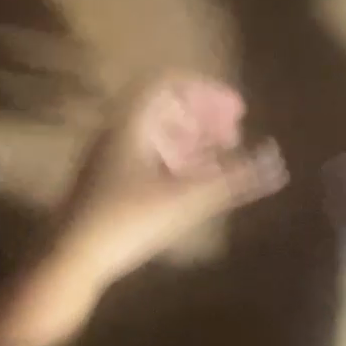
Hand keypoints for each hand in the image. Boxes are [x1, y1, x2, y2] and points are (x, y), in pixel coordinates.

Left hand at [52, 74, 287, 283]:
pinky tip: (192, 188)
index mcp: (130, 125)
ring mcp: (108, 162)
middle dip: (203, 118)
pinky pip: (145, 162)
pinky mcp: (105, 188)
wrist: (68, 261)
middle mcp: (116, 135)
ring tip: (220, 160)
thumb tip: (276, 163)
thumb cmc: (124, 223)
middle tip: (234, 134)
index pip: (170, 85)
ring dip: (190, 143)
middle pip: (164, 110)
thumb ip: (232, 180)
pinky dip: (174, 166)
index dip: (208, 92)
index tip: (239, 111)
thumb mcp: (183, 200)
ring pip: (155, 139)